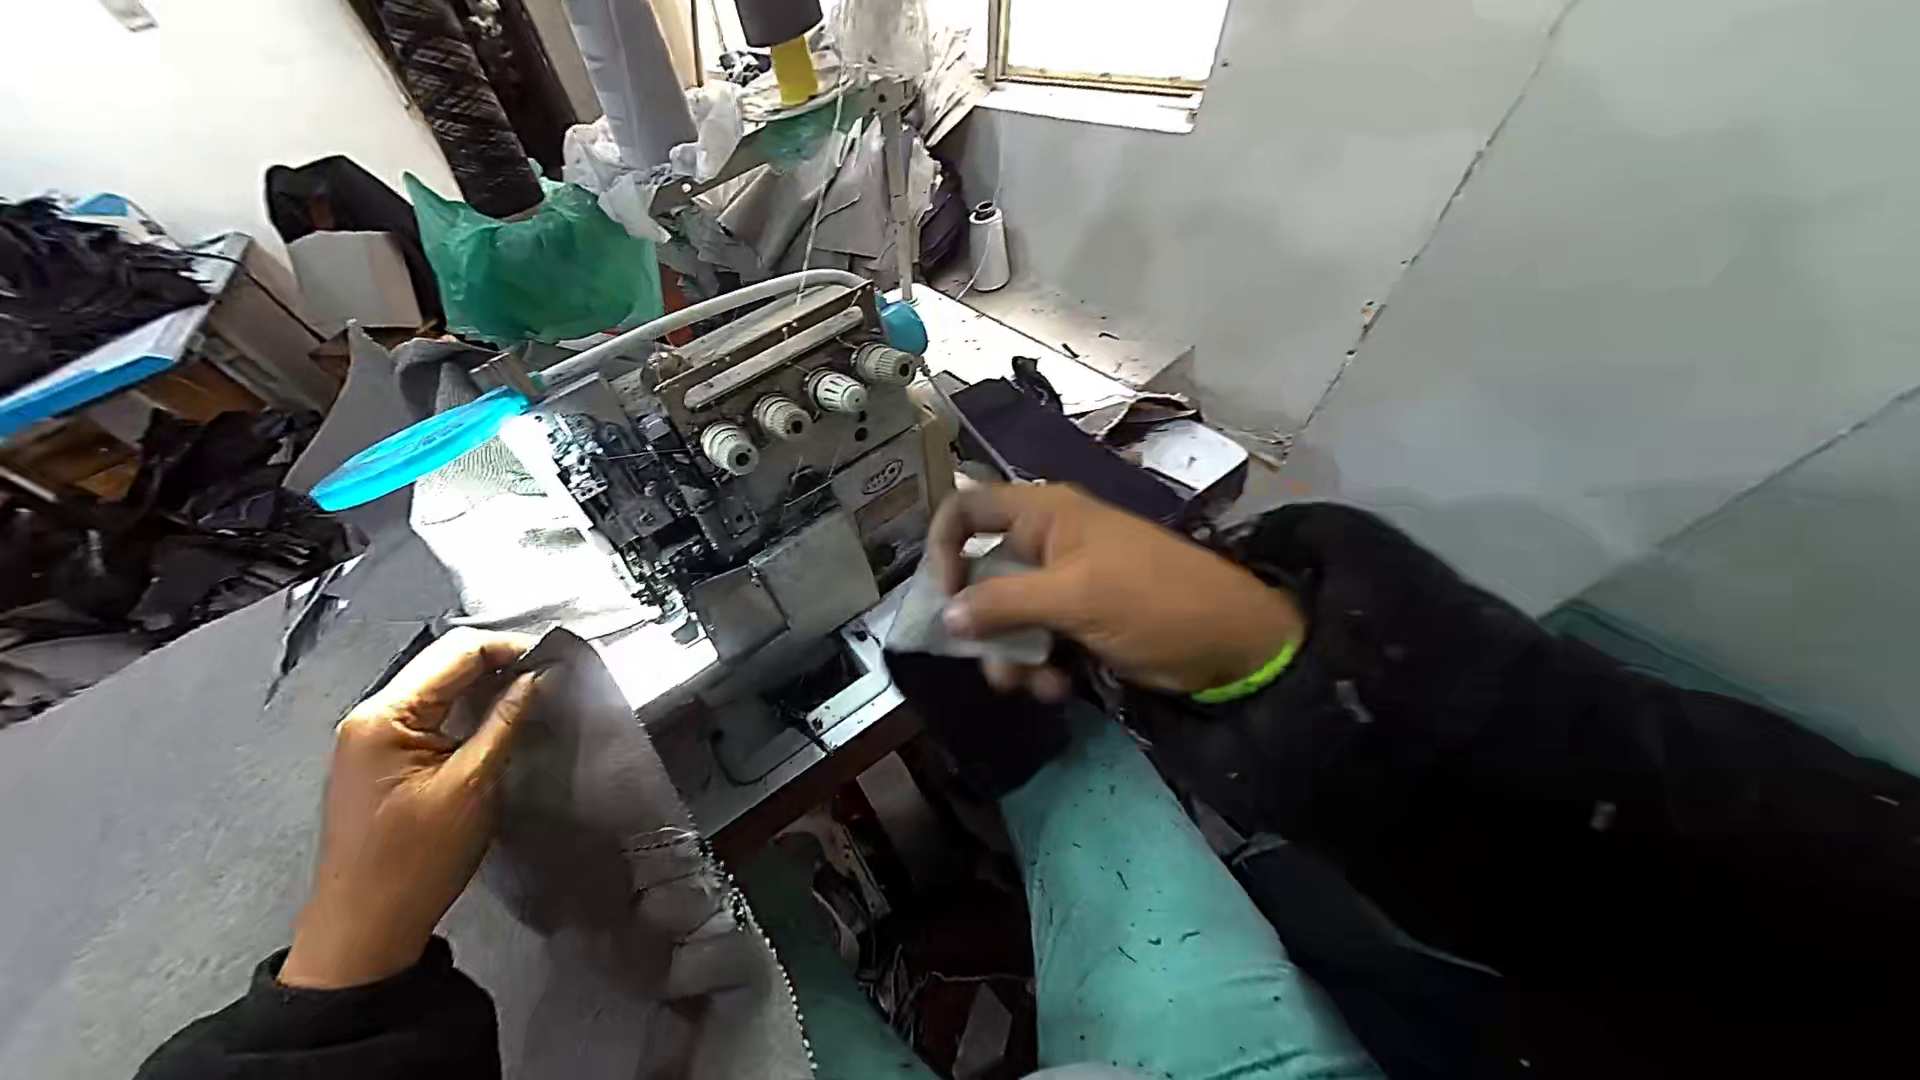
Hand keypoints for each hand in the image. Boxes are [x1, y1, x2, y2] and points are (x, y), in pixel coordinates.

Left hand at [279, 629, 540, 988]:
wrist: (366, 926)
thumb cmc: (419, 856)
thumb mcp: (473, 782)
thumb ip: (507, 719)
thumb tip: (542, 673)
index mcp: (384, 717)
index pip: (457, 652)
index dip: (511, 648)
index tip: (558, 660)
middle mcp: (373, 714)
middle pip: (447, 660)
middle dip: (502, 659)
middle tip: (553, 672)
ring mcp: (376, 733)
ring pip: (444, 682)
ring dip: (490, 680)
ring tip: (537, 688)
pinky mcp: (388, 751)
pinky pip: (437, 707)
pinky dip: (474, 702)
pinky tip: (505, 710)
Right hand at [929, 483, 1305, 697]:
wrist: (1229, 643)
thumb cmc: (1152, 600)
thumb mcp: (1074, 598)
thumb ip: (1004, 603)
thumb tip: (946, 616)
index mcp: (1043, 514)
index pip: (968, 507)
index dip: (944, 544)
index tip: (942, 593)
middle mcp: (1045, 541)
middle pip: (981, 572)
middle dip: (980, 622)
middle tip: (985, 661)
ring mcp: (1060, 582)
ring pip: (1004, 614)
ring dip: (1010, 654)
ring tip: (1032, 685)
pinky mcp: (1075, 619)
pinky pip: (1033, 638)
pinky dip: (1036, 665)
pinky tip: (1056, 688)